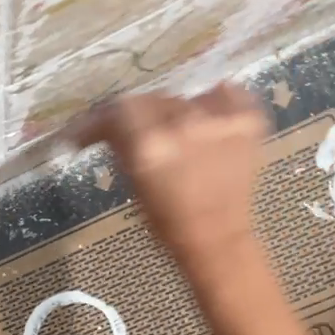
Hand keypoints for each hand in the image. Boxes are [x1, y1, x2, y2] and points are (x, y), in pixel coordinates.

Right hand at [73, 86, 269, 259]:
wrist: (217, 239)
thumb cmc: (168, 223)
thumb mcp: (135, 185)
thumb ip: (124, 149)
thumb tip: (111, 128)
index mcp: (150, 146)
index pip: (119, 110)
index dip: (99, 118)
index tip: (87, 131)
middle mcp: (183, 124)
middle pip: (151, 100)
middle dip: (137, 116)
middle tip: (133, 133)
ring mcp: (219, 118)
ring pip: (184, 99)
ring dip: (173, 114)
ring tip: (174, 137)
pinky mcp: (247, 117)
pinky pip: (222, 95)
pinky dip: (210, 106)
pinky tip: (205, 127)